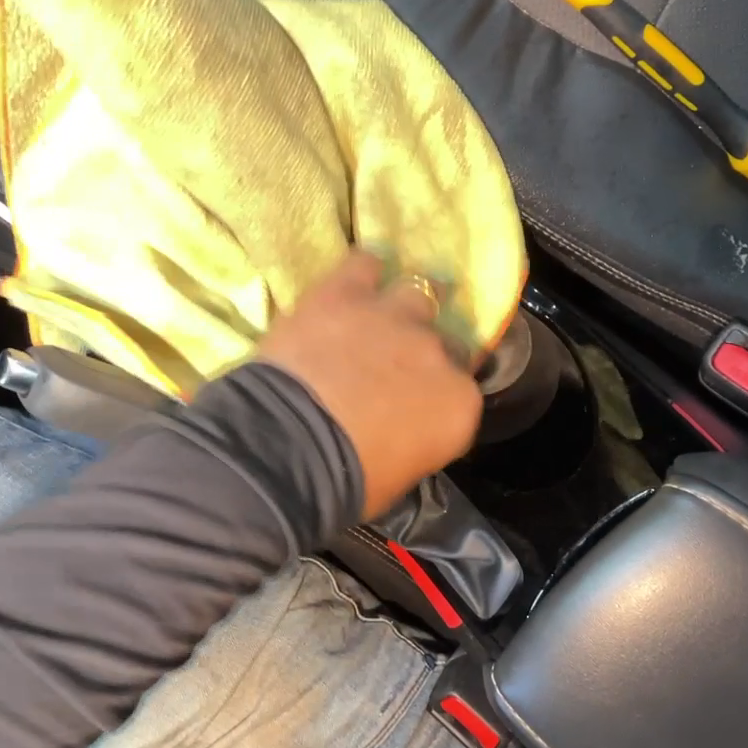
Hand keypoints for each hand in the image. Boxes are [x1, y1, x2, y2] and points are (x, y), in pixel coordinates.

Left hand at [259, 251, 481, 518]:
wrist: (287, 447)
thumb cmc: (343, 482)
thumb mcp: (396, 479)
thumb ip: (413, 444)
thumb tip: (400, 434)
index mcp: (457, 406)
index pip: (460, 392)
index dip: (434, 396)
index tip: (412, 406)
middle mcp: (436, 354)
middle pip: (439, 343)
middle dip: (418, 355)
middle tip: (387, 370)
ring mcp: (392, 317)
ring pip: (413, 296)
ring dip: (398, 310)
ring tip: (375, 321)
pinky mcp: (345, 293)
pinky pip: (364, 265)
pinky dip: (362, 272)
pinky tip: (355, 280)